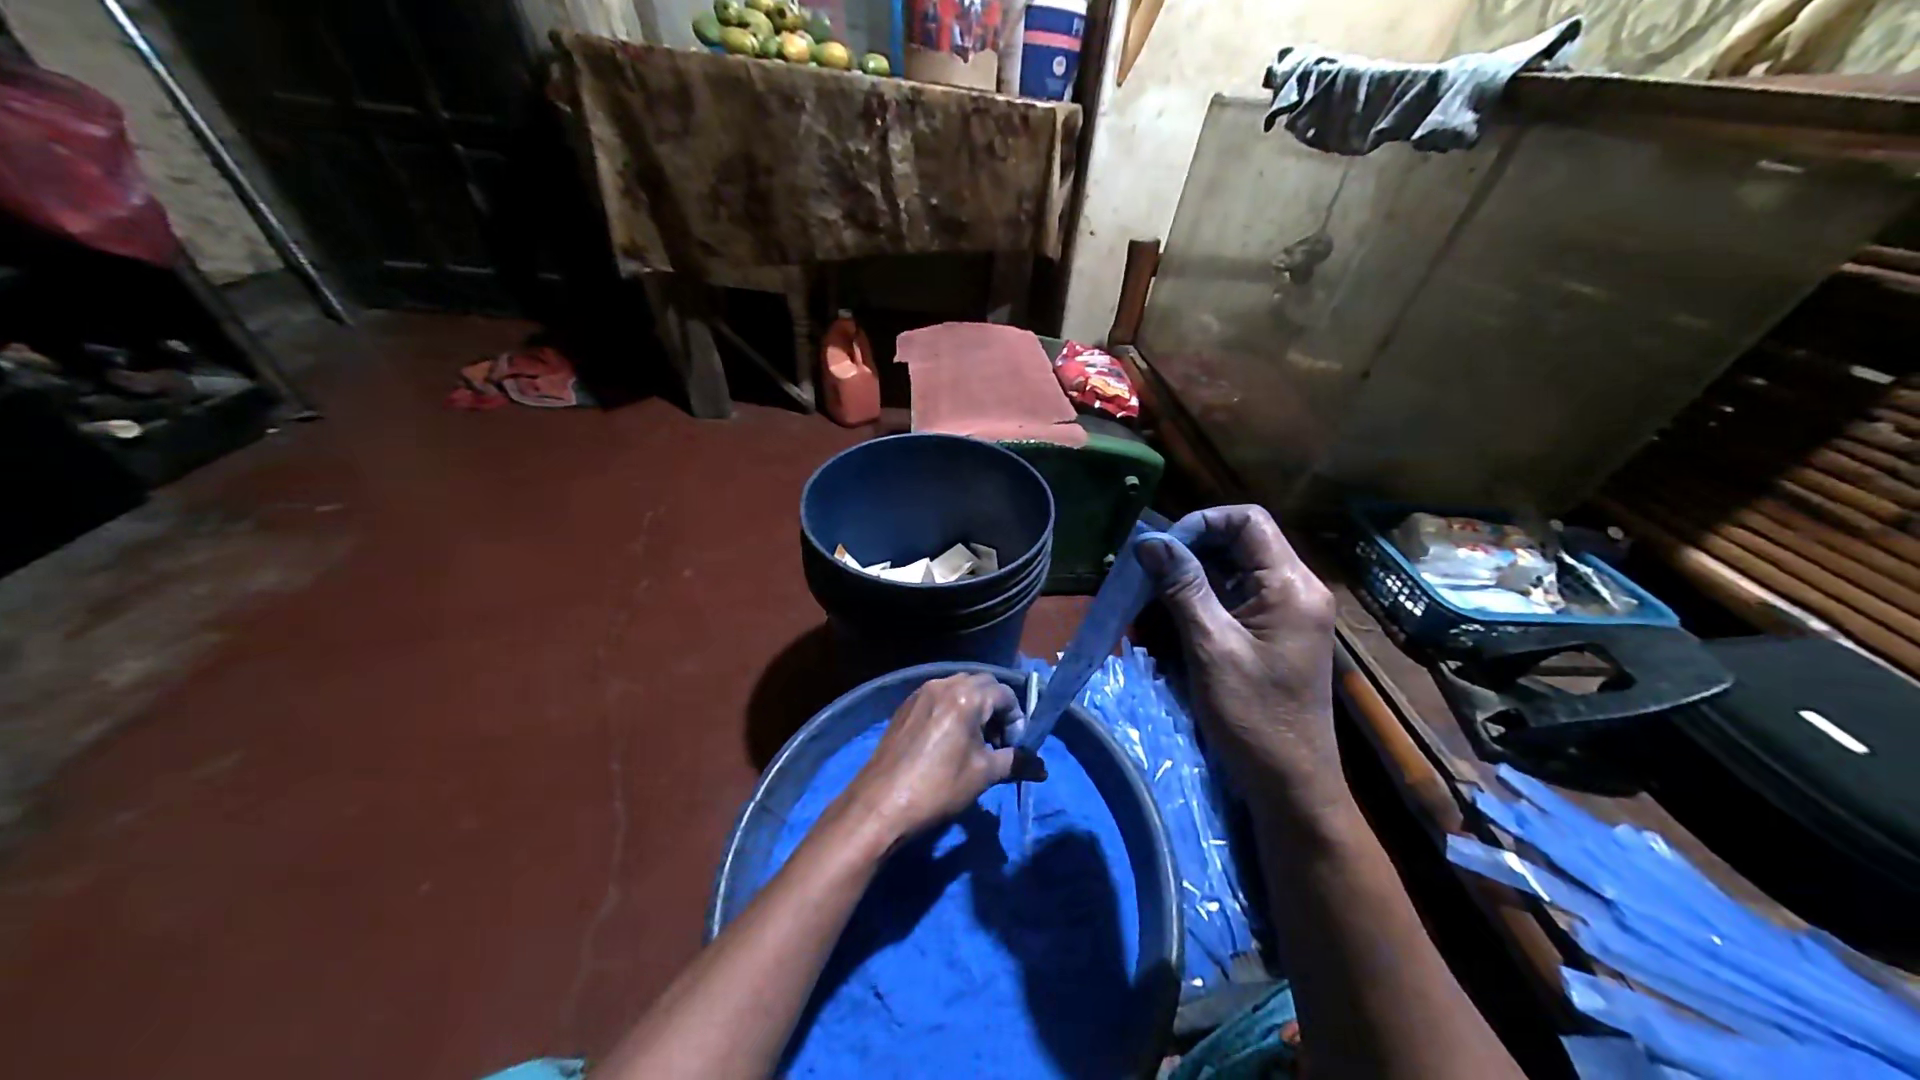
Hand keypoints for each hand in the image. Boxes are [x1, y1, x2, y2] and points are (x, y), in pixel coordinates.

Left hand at [838, 673, 1044, 847]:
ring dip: (974, 708)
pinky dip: (952, 710)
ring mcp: (920, 693)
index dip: (1016, 720)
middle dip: (996, 709)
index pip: (1005, 694)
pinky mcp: (905, 706)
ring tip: (974, 744)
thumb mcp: (983, 775)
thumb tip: (1041, 768)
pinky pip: (938, 697)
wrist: (881, 804)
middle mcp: (943, 684)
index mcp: (966, 696)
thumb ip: (1015, 762)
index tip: (1014, 748)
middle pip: (982, 684)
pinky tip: (948, 742)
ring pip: (958, 688)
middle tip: (997, 743)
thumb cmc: (938, 787)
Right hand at [1136, 505, 1343, 820]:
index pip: (1247, 520)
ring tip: (1155, 597)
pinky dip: (1205, 598)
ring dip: (1194, 576)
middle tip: (1150, 574)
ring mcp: (1291, 610)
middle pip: (1242, 541)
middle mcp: (1298, 588)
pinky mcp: (1278, 631)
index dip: (1200, 523)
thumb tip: (1150, 541)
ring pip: (1236, 568)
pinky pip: (1239, 596)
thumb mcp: (1210, 646)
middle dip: (1191, 550)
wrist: (1290, 781)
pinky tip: (1176, 617)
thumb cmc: (1252, 716)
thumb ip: (1182, 587)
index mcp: (1291, 585)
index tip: (1161, 550)